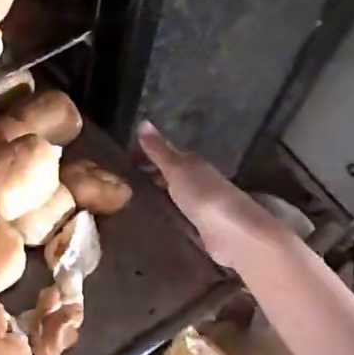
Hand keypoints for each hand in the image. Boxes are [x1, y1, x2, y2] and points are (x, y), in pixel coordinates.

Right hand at [136, 121, 298, 264]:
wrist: (233, 232)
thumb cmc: (203, 194)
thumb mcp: (176, 168)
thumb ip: (159, 150)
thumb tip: (142, 122)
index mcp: (193, 163)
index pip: (165, 154)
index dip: (144, 155)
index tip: (120, 162)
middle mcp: (198, 181)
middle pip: (169, 175)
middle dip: (148, 177)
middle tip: (120, 184)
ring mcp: (200, 206)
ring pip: (173, 197)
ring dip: (156, 198)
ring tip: (129, 205)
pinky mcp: (200, 228)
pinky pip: (177, 217)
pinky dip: (165, 216)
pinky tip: (151, 222)